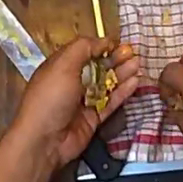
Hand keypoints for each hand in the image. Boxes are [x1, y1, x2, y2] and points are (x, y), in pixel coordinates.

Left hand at [0, 37, 141, 172]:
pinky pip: (111, 102)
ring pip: (107, 84)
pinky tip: (135, 82)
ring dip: (122, 73)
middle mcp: (71, 82)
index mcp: (60, 67)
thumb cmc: (50, 98)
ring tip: (138, 64)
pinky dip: (123, 92)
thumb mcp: (63, 65)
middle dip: (114, 59)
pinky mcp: (94, 118)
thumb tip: (103, 40)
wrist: (45, 141)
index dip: (100, 46)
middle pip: (97, 67)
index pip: (83, 51)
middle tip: (133, 53)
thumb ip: (83, 48)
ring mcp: (83, 101)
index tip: (118, 43)